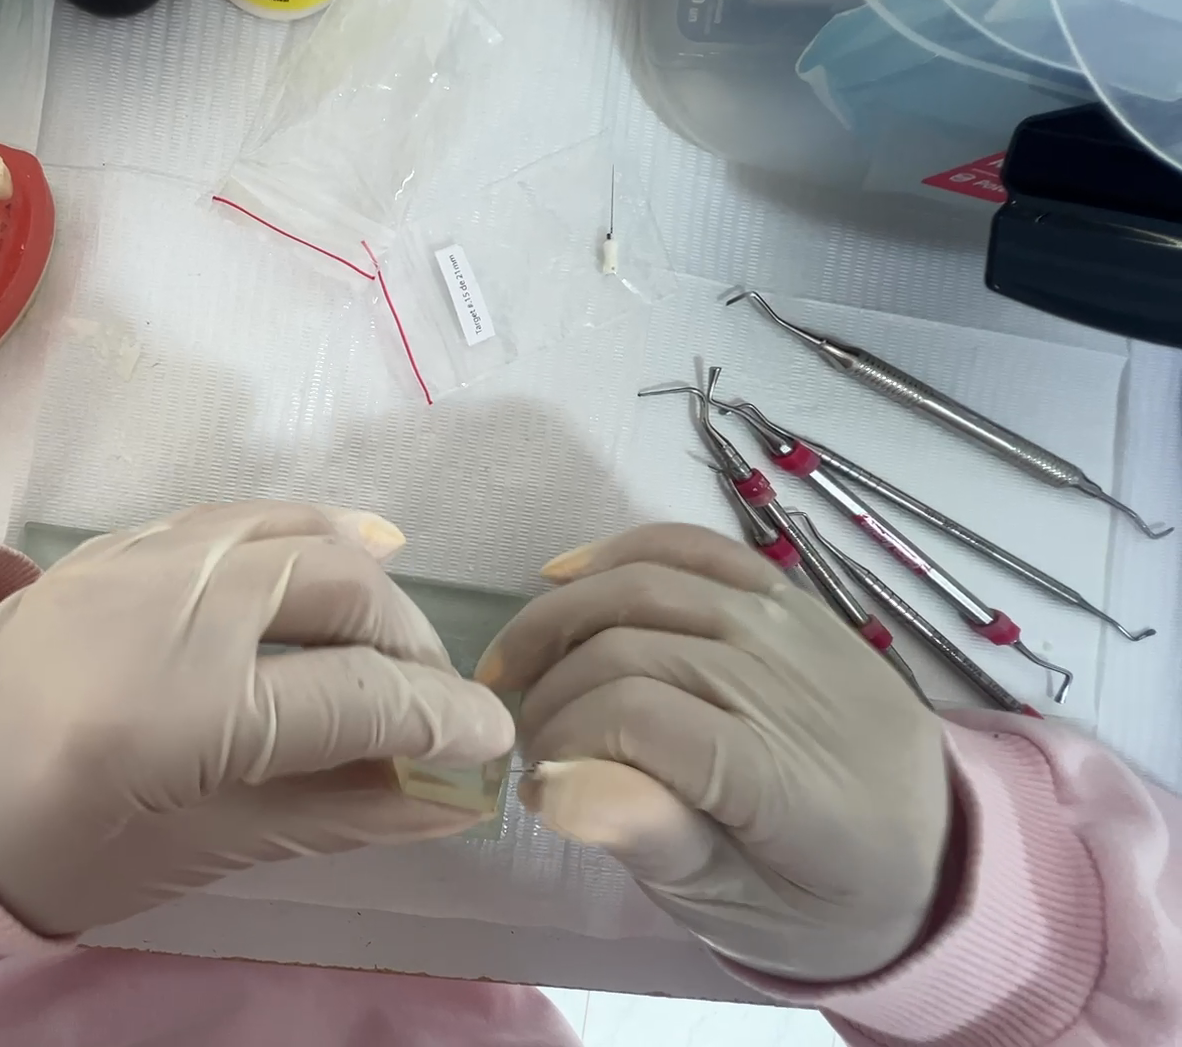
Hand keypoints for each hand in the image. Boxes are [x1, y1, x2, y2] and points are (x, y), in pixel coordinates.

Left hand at [0, 502, 515, 936]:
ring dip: (366, 580)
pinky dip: (304, 531)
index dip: (440, 722)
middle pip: (338, 590)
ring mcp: (141, 557)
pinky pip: (237, 515)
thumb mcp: (193, 854)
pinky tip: (341, 551)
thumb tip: (443, 798)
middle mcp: (167, 608)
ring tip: (391, 634)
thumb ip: (328, 815)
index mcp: (177, 712)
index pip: (354, 698)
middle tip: (430, 699)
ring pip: (296, 534)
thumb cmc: (51, 844)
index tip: (489, 742)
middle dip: (410, 644)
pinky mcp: (123, 540)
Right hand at [477, 523, 948, 981]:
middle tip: (525, 734)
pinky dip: (614, 551)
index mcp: (792, 782)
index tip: (538, 780)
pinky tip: (563, 576)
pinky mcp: (787, 594)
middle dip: (549, 690)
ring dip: (557, 618)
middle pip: (628, 647)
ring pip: (644, 584)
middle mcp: (799, 684)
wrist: (930, 856)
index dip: (564, 737)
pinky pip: (690, 546)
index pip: (637, 717)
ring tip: (518, 661)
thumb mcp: (730, 903)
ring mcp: (797, 625)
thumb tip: (548, 786)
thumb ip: (647, 840)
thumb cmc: (811, 894)